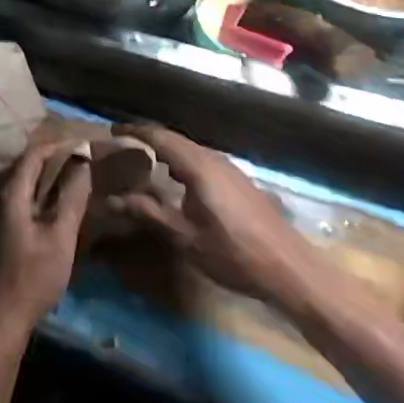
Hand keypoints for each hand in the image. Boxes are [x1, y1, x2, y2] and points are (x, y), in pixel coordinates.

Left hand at [0, 138, 92, 330]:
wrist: (0, 313)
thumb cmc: (32, 275)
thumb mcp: (59, 237)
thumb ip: (71, 199)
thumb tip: (83, 163)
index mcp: (11, 192)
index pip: (34, 154)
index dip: (59, 144)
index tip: (86, 142)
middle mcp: (0, 194)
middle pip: (26, 163)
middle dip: (54, 154)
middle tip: (84, 153)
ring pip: (24, 179)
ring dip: (49, 171)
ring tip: (78, 170)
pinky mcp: (3, 224)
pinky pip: (23, 193)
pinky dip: (43, 188)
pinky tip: (62, 197)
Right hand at [111, 123, 315, 300]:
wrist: (291, 271)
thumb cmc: (233, 254)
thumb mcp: (184, 237)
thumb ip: (149, 213)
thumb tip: (113, 199)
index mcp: (198, 167)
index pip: (160, 137)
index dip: (134, 132)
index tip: (112, 132)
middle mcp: (215, 160)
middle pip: (176, 139)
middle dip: (149, 138)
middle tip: (124, 143)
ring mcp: (232, 169)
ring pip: (192, 149)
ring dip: (168, 149)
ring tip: (146, 158)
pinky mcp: (241, 182)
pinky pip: (204, 160)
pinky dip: (183, 160)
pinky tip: (178, 179)